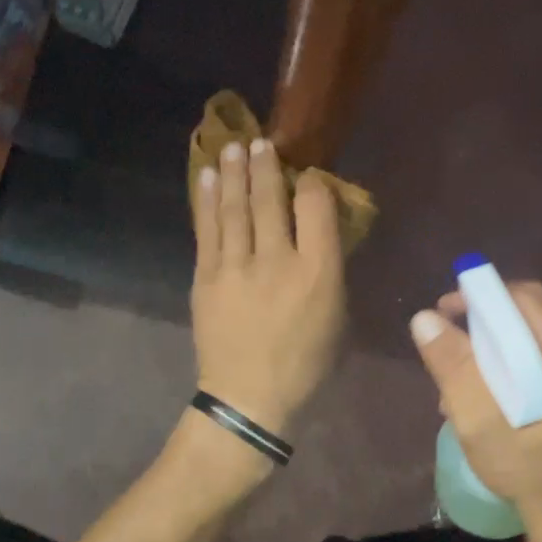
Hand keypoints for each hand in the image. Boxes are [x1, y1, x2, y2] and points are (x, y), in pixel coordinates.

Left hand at [191, 139, 345, 434]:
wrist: (248, 398)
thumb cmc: (304, 367)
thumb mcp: (336, 319)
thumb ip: (328, 271)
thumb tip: (316, 236)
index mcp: (319, 272)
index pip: (316, 206)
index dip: (312, 183)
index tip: (307, 175)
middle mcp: (277, 260)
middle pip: (271, 199)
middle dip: (266, 166)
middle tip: (262, 142)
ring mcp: (237, 266)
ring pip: (235, 207)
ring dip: (233, 173)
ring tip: (233, 147)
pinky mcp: (206, 277)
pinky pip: (207, 229)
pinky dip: (205, 200)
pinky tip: (206, 177)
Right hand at [409, 281, 541, 520]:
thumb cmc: (527, 470)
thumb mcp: (481, 422)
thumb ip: (454, 367)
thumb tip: (424, 318)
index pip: (526, 300)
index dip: (481, 297)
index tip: (444, 312)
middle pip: (535, 308)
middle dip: (488, 316)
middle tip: (450, 337)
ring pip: (540, 326)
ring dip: (499, 336)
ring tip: (466, 365)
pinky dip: (517, 352)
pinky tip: (493, 381)